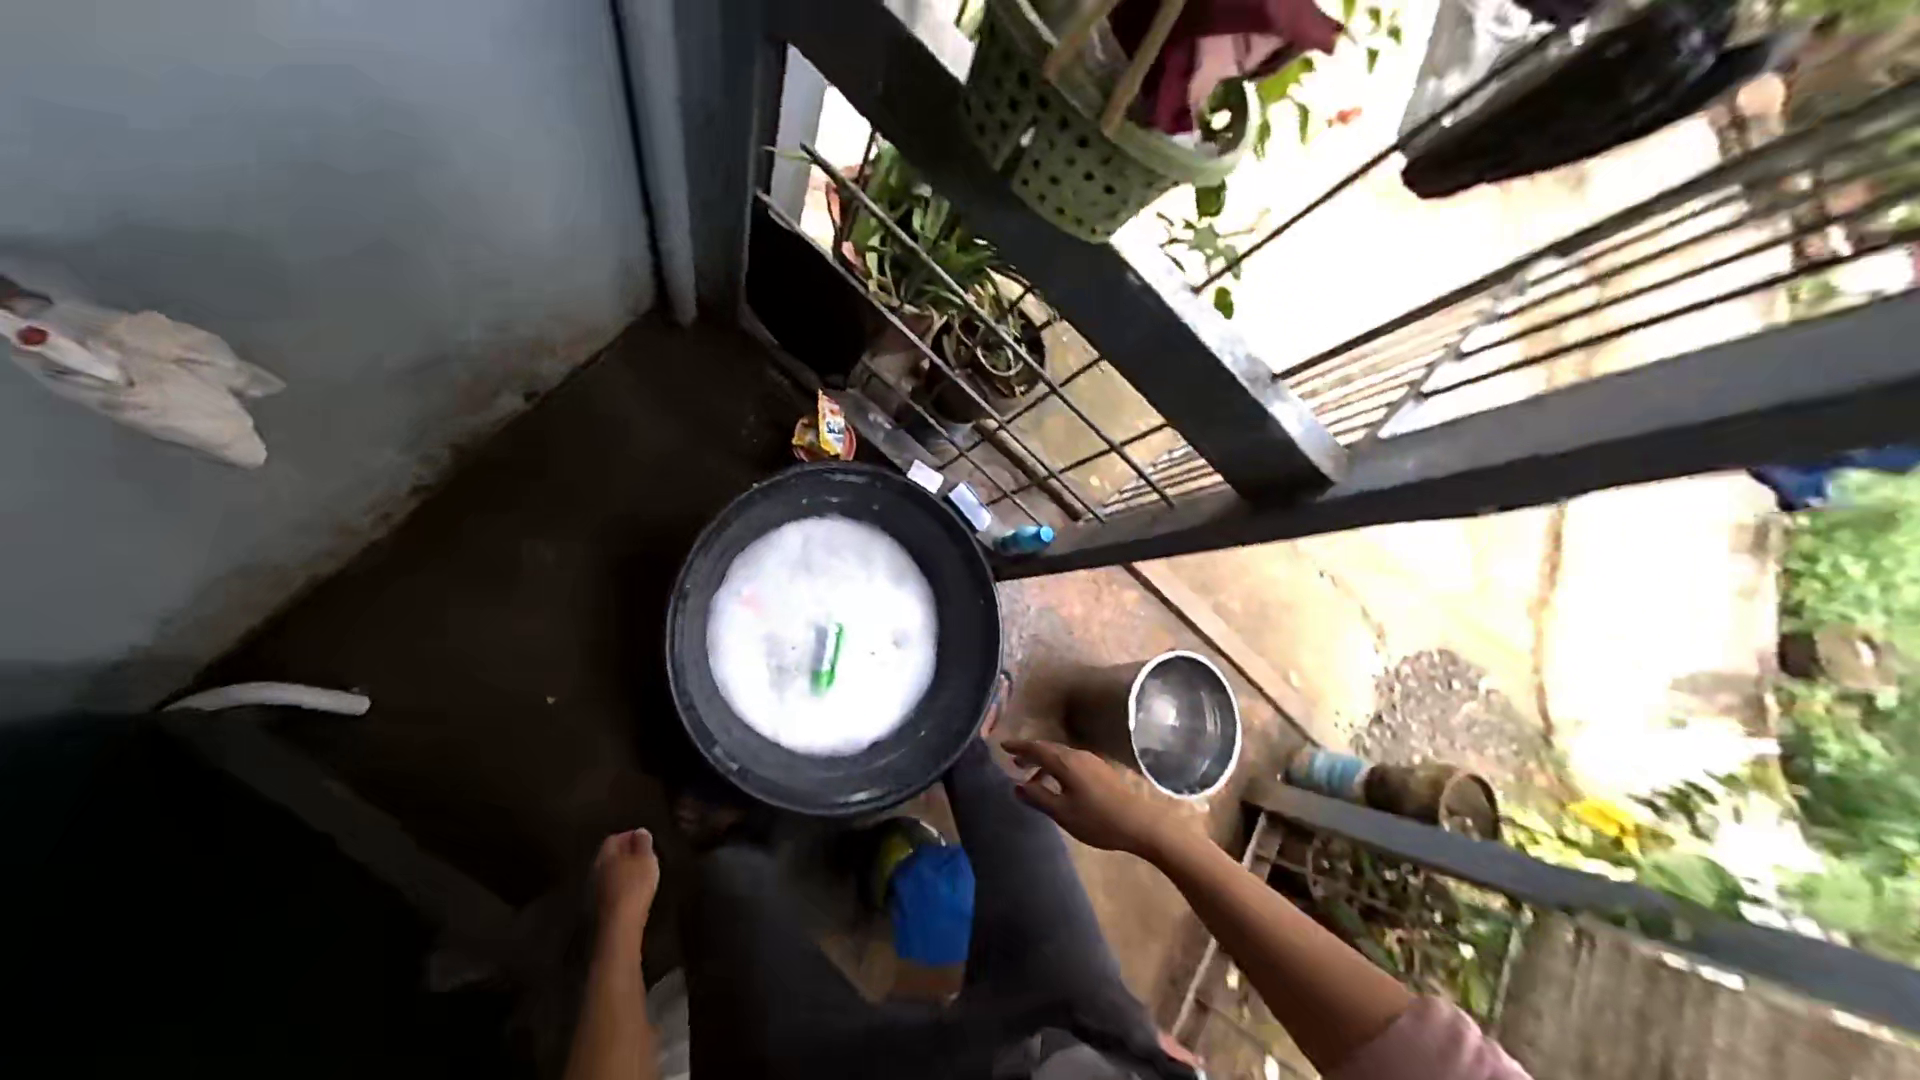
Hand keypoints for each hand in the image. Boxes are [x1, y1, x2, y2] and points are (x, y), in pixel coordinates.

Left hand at [593, 828, 660, 929]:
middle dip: (626, 854)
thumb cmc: (634, 887)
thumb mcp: (646, 859)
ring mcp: (593, 892)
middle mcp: (594, 872)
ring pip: (609, 874)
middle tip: (643, 856)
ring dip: (623, 871)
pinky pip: (610, 890)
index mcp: (604, 857)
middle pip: (610, 857)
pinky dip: (621, 887)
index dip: (629, 836)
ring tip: (641, 874)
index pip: (613, 839)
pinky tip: (633, 893)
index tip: (643, 839)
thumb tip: (640, 832)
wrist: (619, 925)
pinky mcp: (597, 908)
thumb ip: (643, 843)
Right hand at [1005, 739, 1191, 857]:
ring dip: (1044, 763)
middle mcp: (1078, 755)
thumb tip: (1017, 785)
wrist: (1140, 823)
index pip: (1036, 749)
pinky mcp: (1101, 770)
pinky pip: (1071, 762)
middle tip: (1015, 761)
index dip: (1019, 747)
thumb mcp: (1062, 813)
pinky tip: (1058, 784)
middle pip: (1049, 749)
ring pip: (1061, 756)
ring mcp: (1092, 761)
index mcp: (1066, 762)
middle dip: (1031, 753)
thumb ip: (1038, 797)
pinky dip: (1057, 768)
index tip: (1003, 746)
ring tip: (1033, 778)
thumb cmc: (1098, 820)